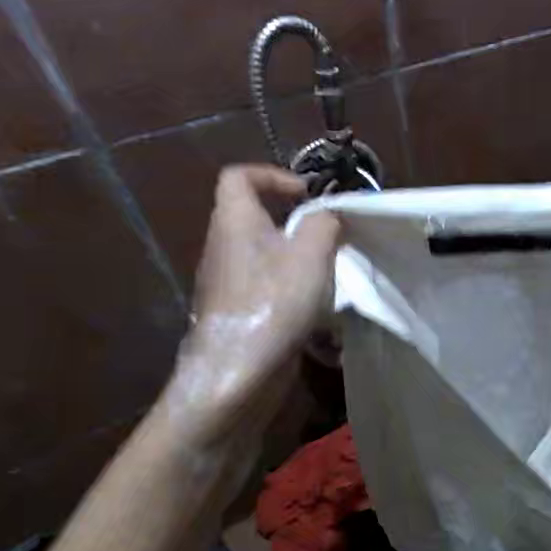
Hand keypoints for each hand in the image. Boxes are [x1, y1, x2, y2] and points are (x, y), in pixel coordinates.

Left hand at [163, 165, 339, 433]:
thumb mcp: (311, 253)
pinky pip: (263, 282)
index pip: (239, 176)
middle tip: (327, 235)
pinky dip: (288, 284)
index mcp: (233, 220)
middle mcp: (223, 245)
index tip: (308, 196)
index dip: (273, 175)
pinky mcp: (235, 310)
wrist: (237, 374)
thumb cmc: (273, 302)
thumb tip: (327, 214)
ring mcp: (225, 280)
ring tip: (326, 270)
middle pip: (254, 214)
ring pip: (262, 251)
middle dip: (294, 220)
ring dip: (295, 254)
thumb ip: (324, 222)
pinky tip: (314, 305)